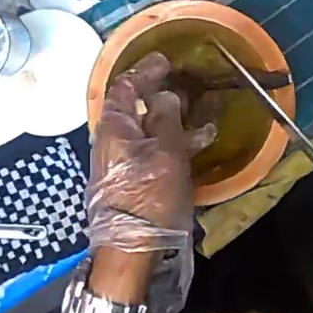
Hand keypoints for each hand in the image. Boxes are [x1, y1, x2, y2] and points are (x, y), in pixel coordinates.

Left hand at [88, 52, 215, 248]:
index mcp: (113, 127)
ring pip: (146, 130)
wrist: (132, 251)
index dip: (143, 71)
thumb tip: (163, 96)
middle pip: (134, 108)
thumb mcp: (165, 154)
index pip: (124, 87)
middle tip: (185, 87)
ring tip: (201, 116)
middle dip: (160, 95)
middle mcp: (111, 140)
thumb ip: (165, 119)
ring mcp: (119, 161)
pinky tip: (197, 145)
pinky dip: (171, 143)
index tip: (164, 62)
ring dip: (172, 120)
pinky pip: (151, 150)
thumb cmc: (149, 198)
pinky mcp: (130, 179)